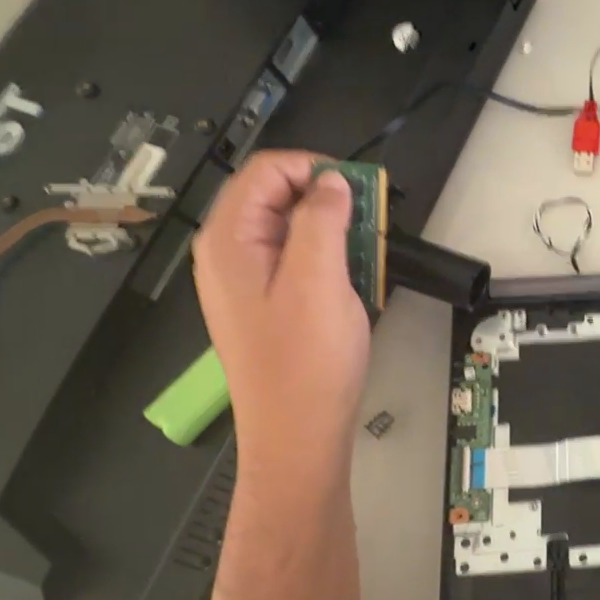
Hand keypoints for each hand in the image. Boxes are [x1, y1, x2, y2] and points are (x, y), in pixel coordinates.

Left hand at [193, 151, 370, 475]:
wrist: (298, 431)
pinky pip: (294, 257)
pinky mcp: (266, 301)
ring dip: (333, 228)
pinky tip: (353, 276)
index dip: (314, 168)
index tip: (363, 190)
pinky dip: (327, 255)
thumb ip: (323, 220)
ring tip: (367, 250)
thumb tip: (333, 180)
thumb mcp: (319, 280)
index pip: (265, 171)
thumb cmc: (308, 359)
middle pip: (274, 195)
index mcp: (229, 240)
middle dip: (326, 197)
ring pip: (289, 226)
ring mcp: (245, 279)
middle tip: (371, 221)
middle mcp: (228, 253)